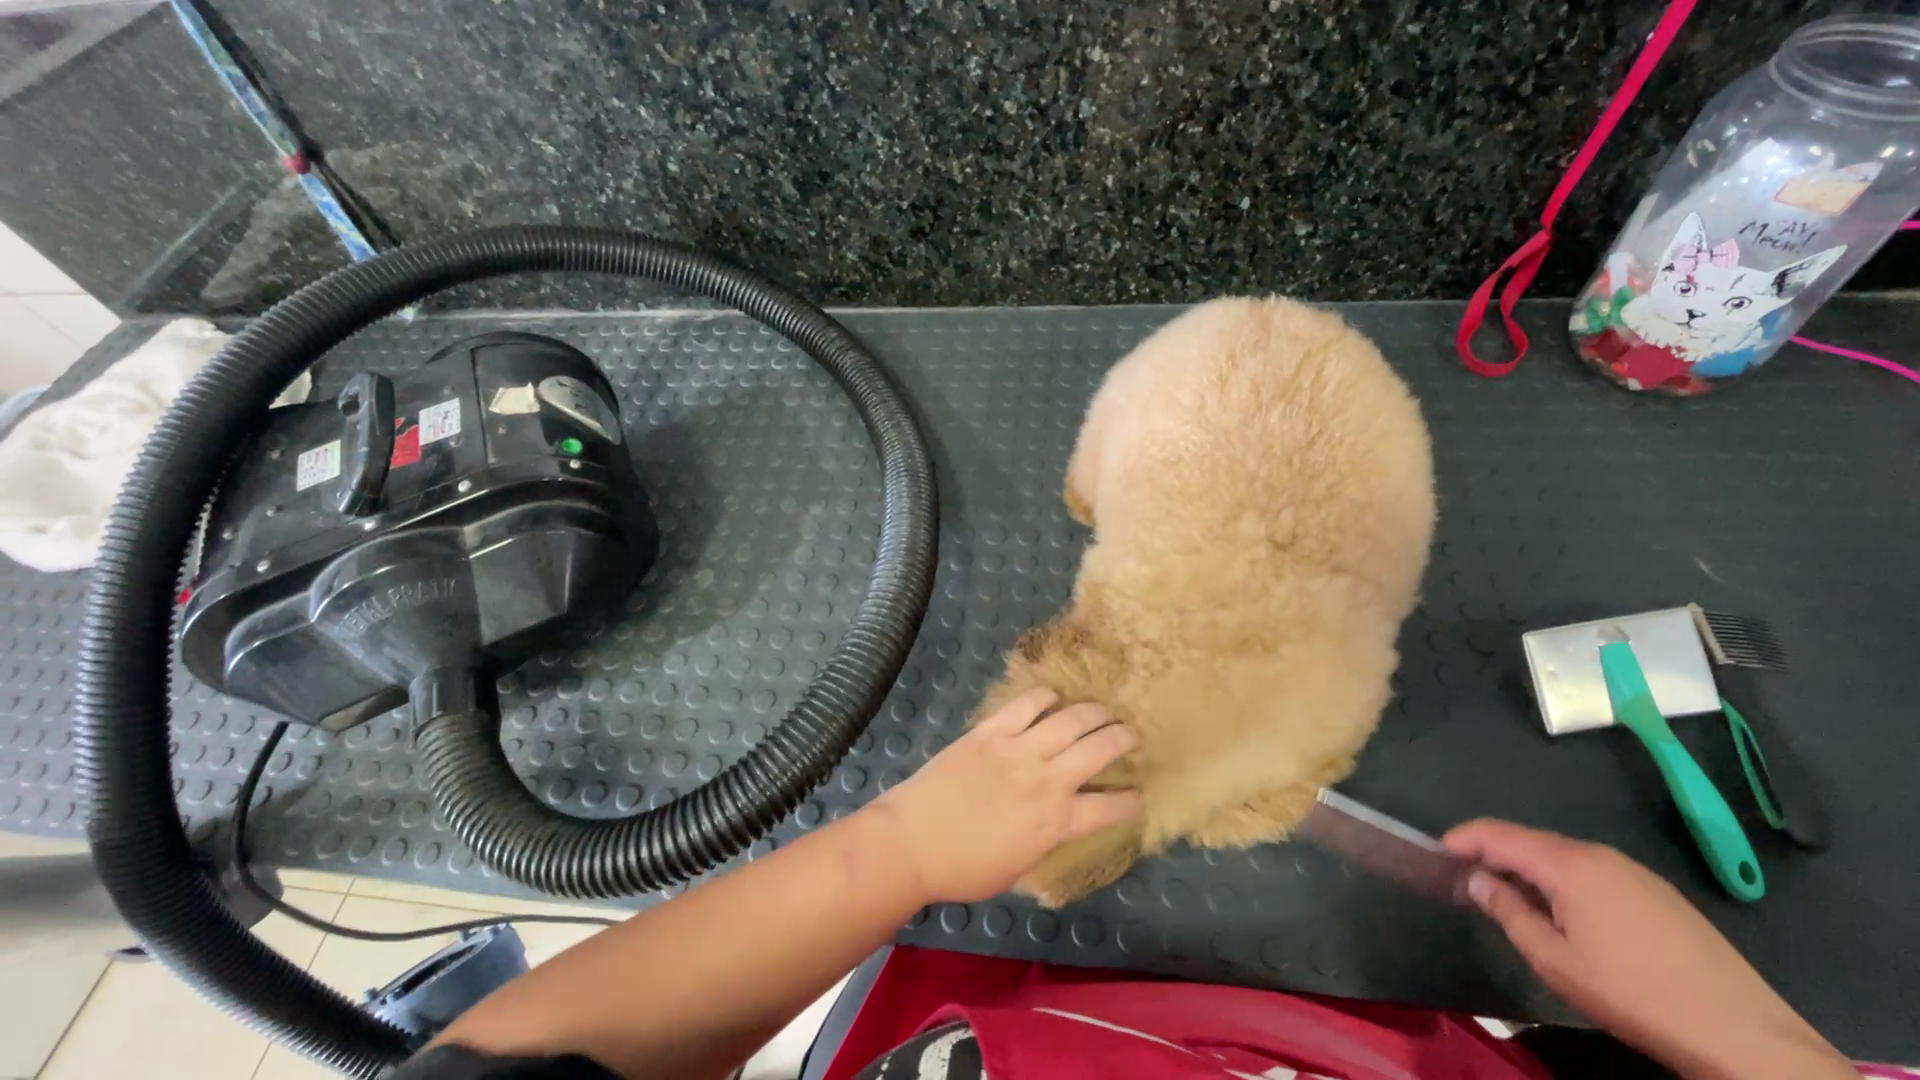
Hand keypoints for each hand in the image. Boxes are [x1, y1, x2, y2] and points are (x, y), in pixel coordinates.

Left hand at [865, 688, 1142, 903]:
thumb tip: (1054, 830)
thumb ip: (1043, 845)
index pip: (1111, 808)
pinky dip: (1045, 697)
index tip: (1139, 797)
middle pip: (1100, 749)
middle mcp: (1046, 781)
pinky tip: (1053, 698)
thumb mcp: (1016, 872)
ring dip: (1095, 713)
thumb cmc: (963, 869)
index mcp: (1056, 823)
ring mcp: (1017, 750)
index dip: (1132, 802)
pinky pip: (1025, 705)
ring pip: (1071, 719)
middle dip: (1124, 739)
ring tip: (1105, 712)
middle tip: (1131, 736)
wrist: (911, 843)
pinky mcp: (990, 732)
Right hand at [1444, 820, 1852, 1079]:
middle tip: (1466, 883)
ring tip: (1509, 902)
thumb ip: (1508, 911)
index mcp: (1569, 864)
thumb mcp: (1553, 960)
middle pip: (1531, 842)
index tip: (1435, 855)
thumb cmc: (1632, 993)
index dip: (1462, 839)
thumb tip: (1478, 880)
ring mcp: (1634, 873)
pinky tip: (1562, 916)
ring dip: (1528, 871)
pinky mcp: (1658, 894)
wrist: (1741, 1032)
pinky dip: (1561, 883)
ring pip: (1562, 858)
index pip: (1499, 833)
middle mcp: (1600, 855)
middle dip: (1493, 855)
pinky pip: (1592, 874)